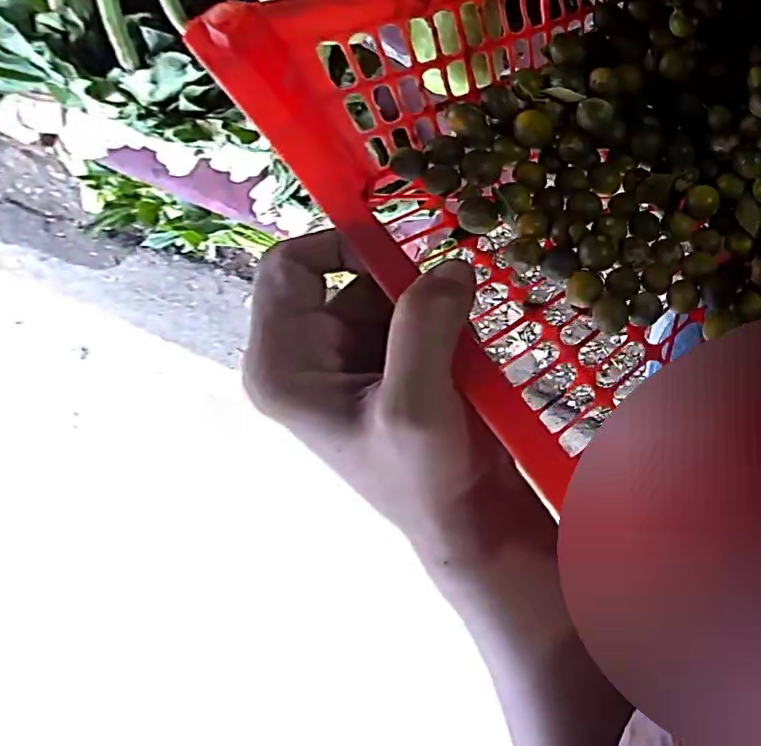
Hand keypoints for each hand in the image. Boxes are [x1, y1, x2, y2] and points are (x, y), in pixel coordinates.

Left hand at [244, 230, 508, 553]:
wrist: (465, 517)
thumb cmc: (423, 476)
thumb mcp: (416, 403)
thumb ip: (425, 325)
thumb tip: (451, 264)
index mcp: (287, 365)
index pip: (291, 266)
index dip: (344, 243)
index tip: (411, 250)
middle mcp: (315, 354)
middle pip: (351, 275)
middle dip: (406, 276)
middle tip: (458, 291)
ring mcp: (361, 359)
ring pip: (394, 292)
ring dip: (436, 297)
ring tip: (469, 327)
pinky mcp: (400, 364)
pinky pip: (422, 313)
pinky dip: (450, 314)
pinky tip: (473, 341)